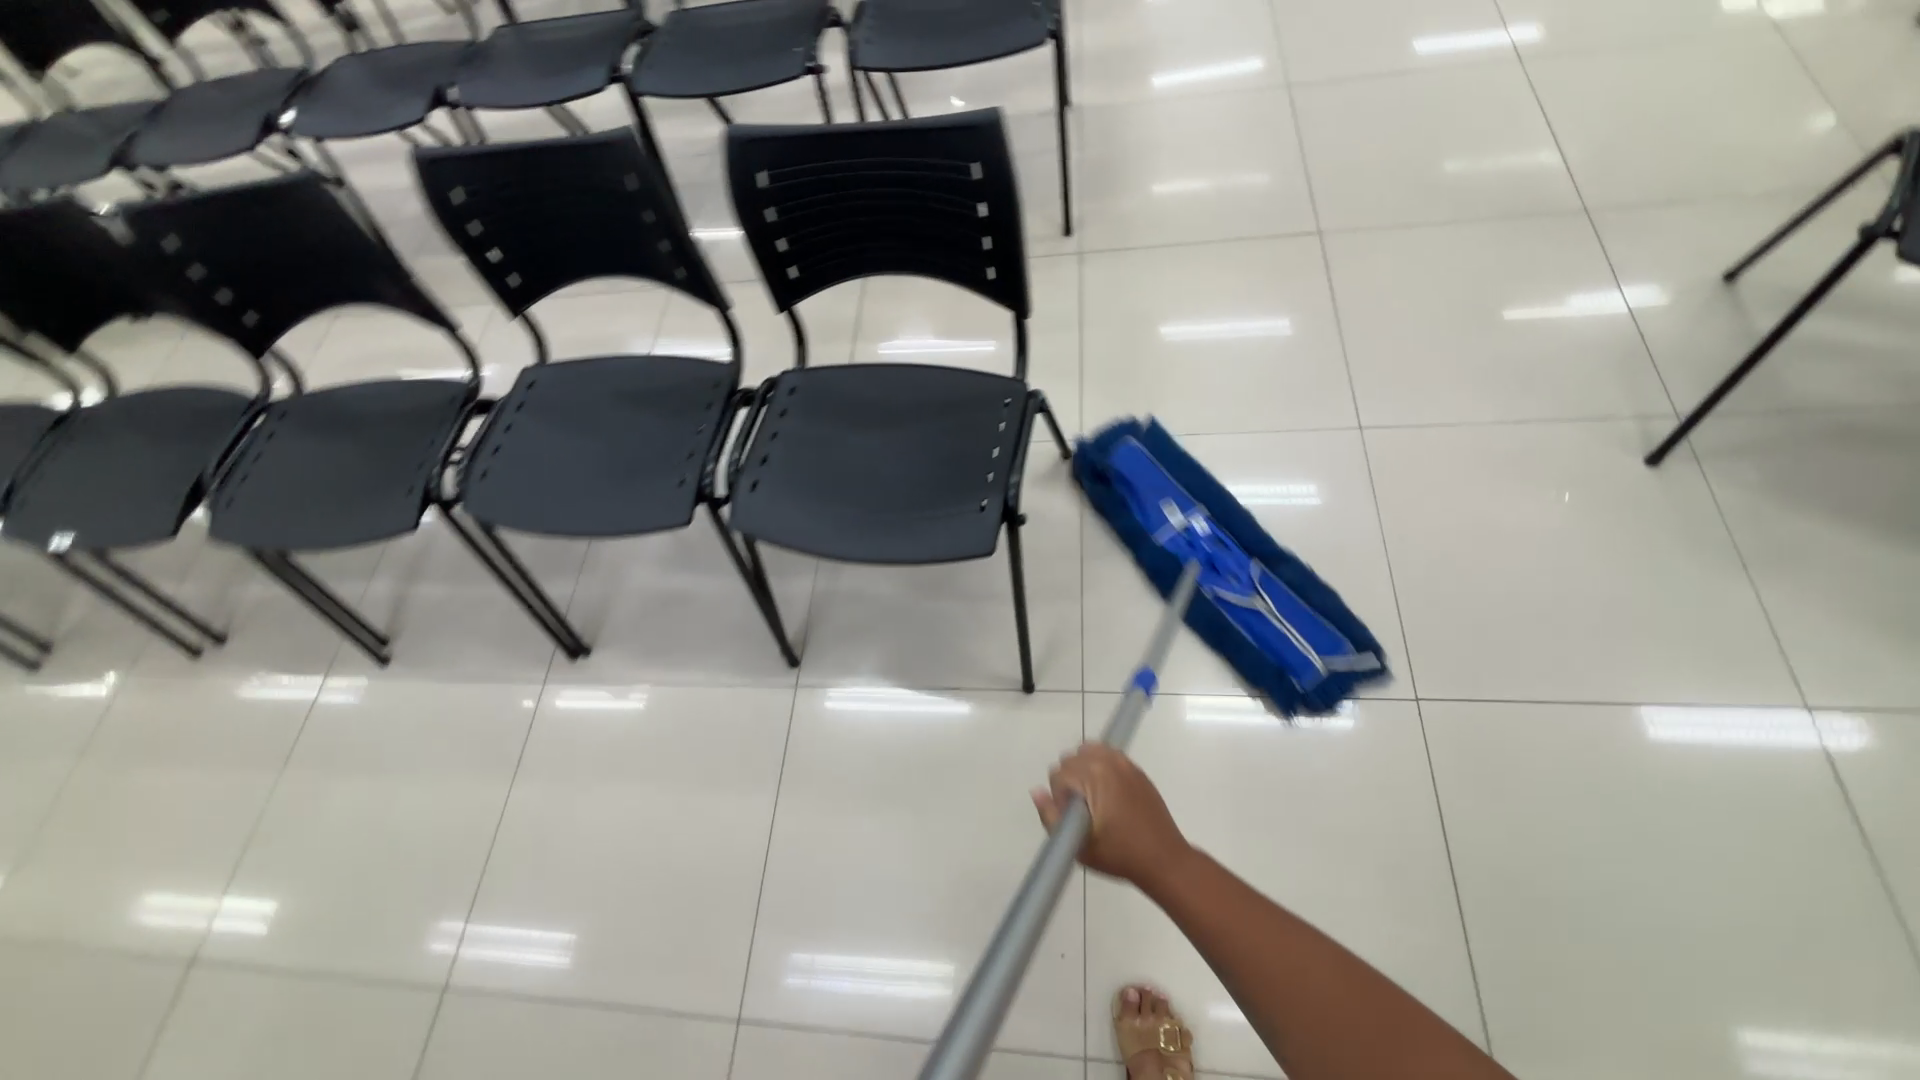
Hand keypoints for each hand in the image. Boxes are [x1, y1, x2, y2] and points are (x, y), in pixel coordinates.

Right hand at [1032, 743, 1190, 885]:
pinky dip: (1101, 766)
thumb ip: (1051, 817)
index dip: (1059, 798)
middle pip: (1072, 759)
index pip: (1058, 774)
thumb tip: (1037, 791)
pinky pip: (1108, 755)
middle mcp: (1108, 761)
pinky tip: (1107, 793)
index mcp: (1093, 777)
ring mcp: (1125, 763)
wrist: (1163, 858)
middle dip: (1069, 782)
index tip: (1072, 819)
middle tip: (1081, 811)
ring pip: (1089, 751)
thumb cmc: (1118, 854)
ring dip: (1083, 770)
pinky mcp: (1136, 770)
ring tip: (1092, 799)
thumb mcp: (1077, 845)